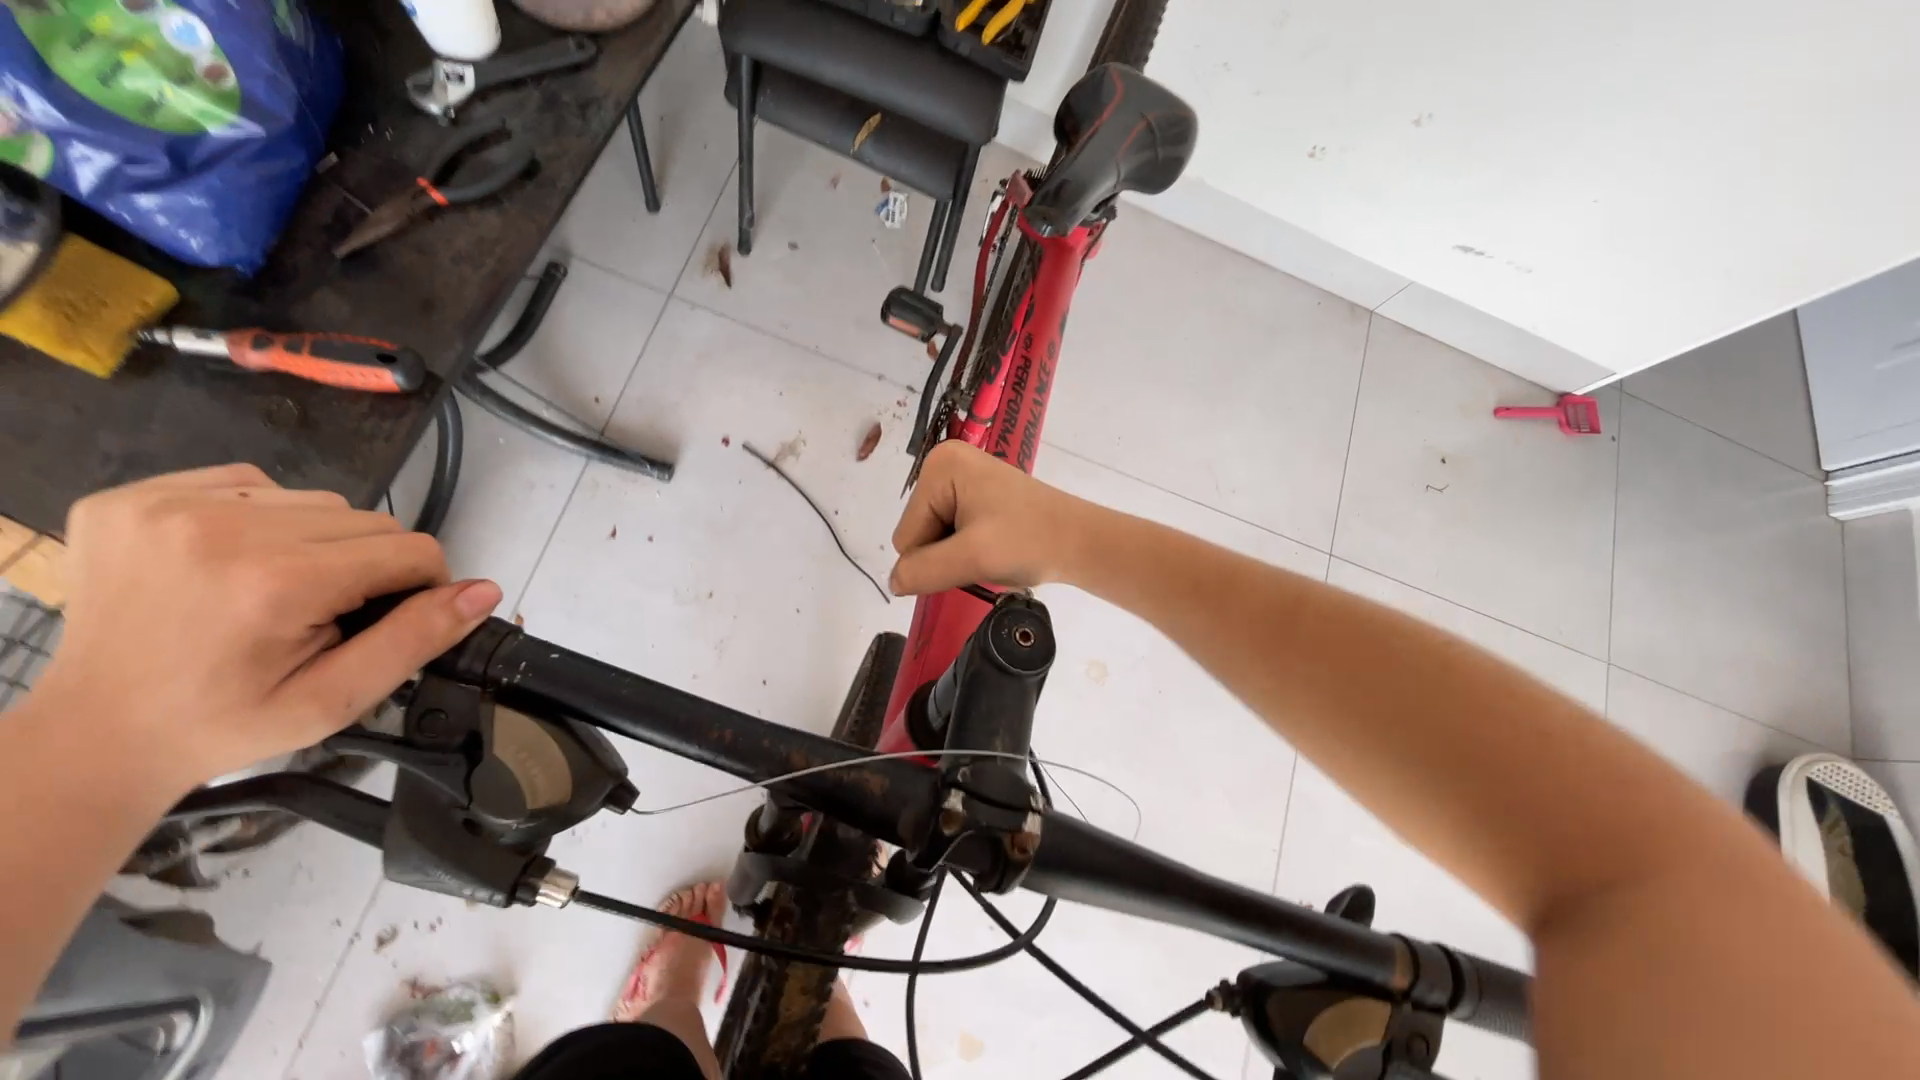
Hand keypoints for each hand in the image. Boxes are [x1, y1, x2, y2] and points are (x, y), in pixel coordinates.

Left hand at [32, 464, 501, 791]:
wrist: (95, 733)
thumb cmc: (226, 723)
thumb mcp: (335, 699)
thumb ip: (415, 639)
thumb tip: (484, 591)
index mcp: (276, 581)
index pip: (410, 550)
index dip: (418, 587)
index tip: (385, 621)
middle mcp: (221, 526)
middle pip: (365, 521)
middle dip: (367, 566)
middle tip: (327, 615)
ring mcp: (165, 504)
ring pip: (314, 500)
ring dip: (318, 541)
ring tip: (279, 591)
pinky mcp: (132, 497)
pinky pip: (250, 484)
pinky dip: (263, 519)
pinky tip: (234, 564)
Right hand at [890, 441, 1100, 594]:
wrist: (1080, 542)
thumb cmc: (1029, 542)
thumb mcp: (972, 558)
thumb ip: (923, 570)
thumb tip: (893, 582)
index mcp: (939, 466)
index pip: (906, 535)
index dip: (935, 557)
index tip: (974, 553)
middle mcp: (944, 463)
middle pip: (918, 533)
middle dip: (946, 554)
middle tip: (986, 553)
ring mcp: (960, 476)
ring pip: (933, 537)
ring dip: (958, 554)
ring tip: (994, 549)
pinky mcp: (974, 493)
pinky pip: (950, 531)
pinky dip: (968, 547)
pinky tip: (995, 544)